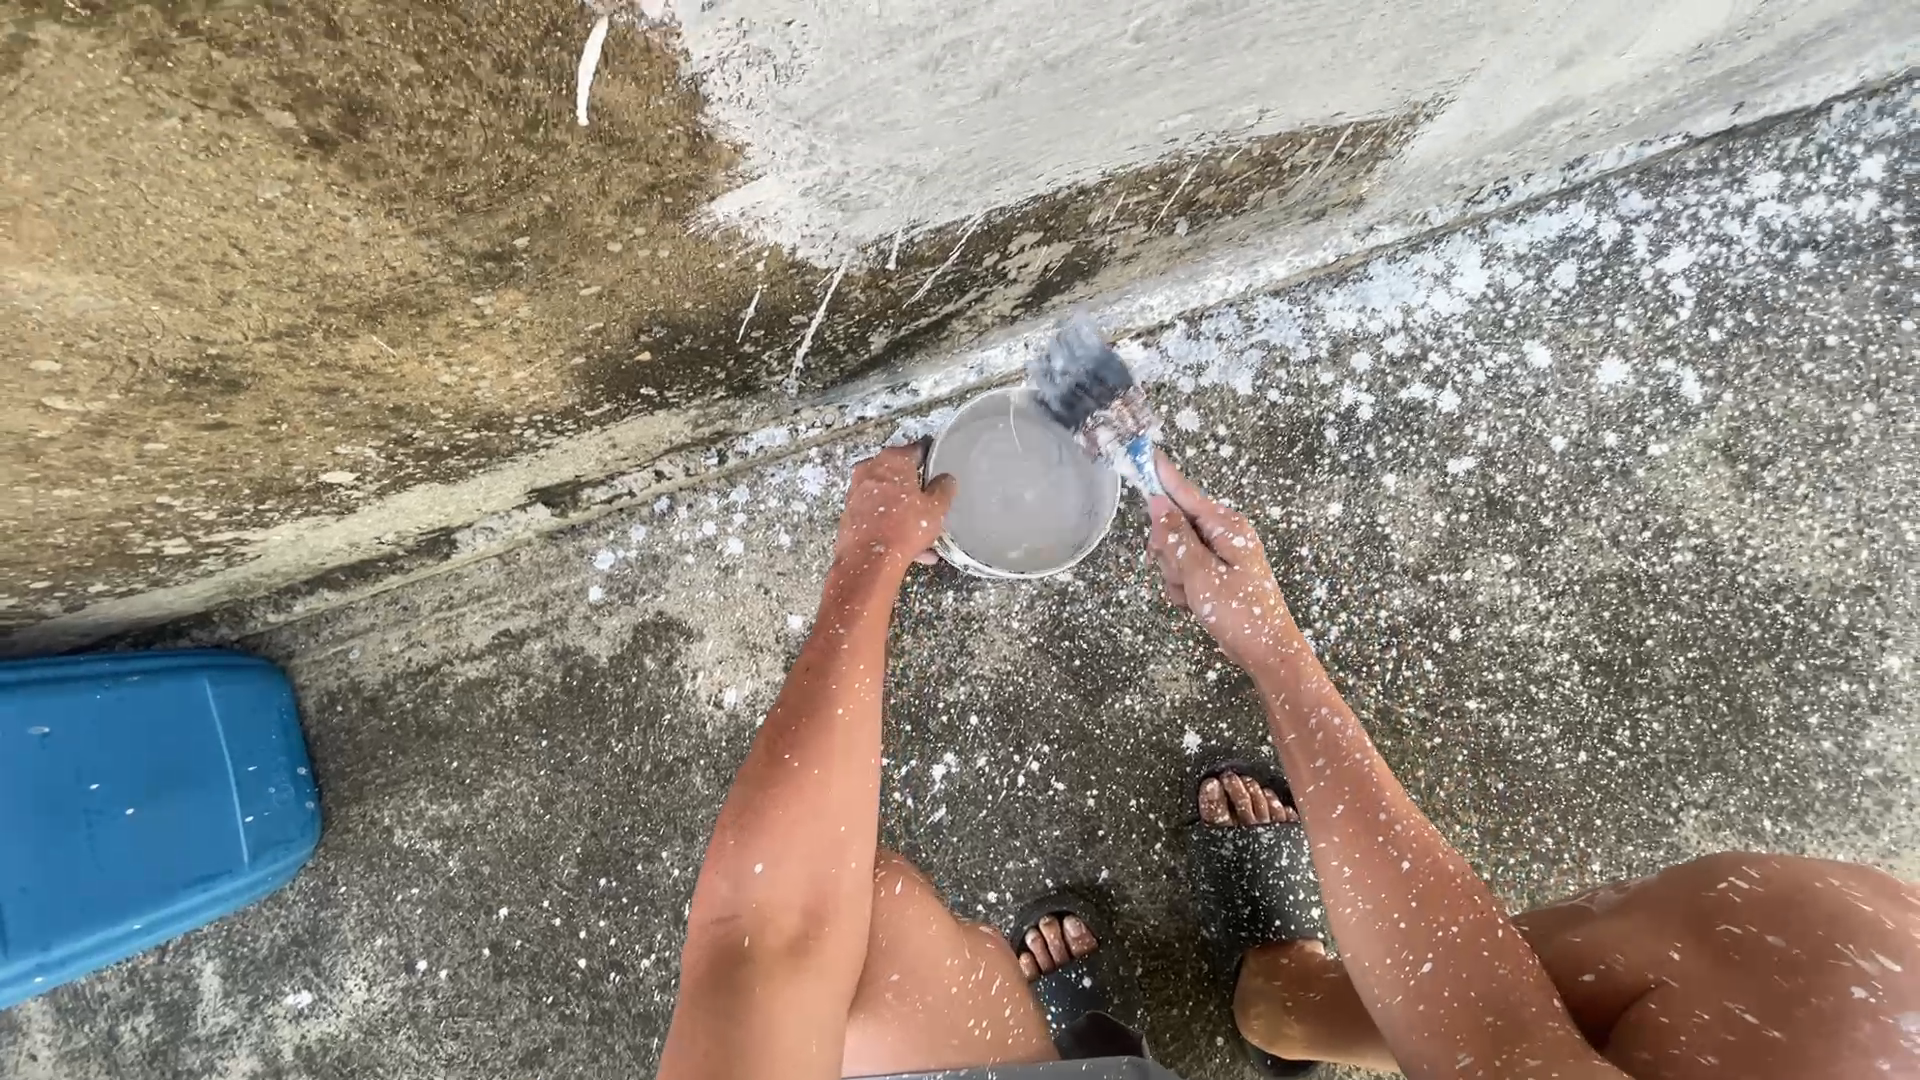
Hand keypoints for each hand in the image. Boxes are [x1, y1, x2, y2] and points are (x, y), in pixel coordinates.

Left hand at [833, 441, 957, 571]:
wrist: (868, 560)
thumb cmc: (903, 528)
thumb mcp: (936, 508)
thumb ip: (944, 489)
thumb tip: (946, 479)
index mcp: (892, 460)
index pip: (917, 449)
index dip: (930, 458)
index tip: (937, 466)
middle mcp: (870, 469)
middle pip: (899, 474)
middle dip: (914, 489)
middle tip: (930, 503)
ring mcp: (856, 491)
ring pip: (887, 497)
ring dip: (904, 511)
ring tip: (923, 534)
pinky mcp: (850, 513)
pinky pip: (877, 514)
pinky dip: (891, 524)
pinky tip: (910, 547)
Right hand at [1147, 454, 1298, 673]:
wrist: (1266, 651)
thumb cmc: (1240, 613)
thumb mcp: (1201, 574)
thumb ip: (1176, 538)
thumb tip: (1157, 503)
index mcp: (1225, 526)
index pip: (1185, 493)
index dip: (1163, 476)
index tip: (1146, 453)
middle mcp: (1222, 533)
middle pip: (1173, 526)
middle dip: (1167, 552)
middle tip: (1180, 575)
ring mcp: (1218, 553)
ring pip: (1173, 551)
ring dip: (1174, 574)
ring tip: (1192, 595)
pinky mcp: (1213, 572)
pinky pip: (1182, 570)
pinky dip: (1182, 587)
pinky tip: (1194, 603)